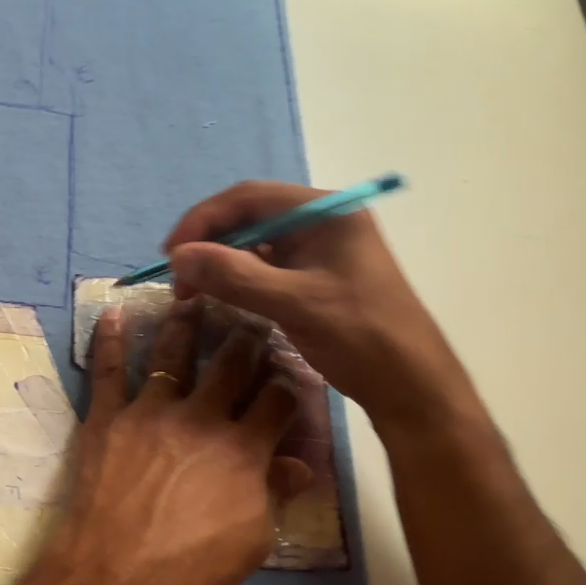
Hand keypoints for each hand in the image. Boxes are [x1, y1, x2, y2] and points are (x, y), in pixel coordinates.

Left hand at [31, 304, 303, 584]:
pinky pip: (106, 369)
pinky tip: (112, 312)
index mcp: (242, 447)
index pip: (276, 400)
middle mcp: (200, 417)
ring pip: (170, 354)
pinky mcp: (106, 417)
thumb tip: (299, 464)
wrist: (115, 575)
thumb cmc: (192, 567)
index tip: (290, 371)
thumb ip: (274, 493)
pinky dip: (108, 338)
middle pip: (230, 364)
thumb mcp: (253, 539)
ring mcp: (149, 411)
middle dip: (246, 339)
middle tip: (251, 317)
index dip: (288, 383)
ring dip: (184, 323)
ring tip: (193, 298)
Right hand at [163, 180, 478, 429]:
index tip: (172, 253)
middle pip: (250, 217)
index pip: (250, 197)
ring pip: (255, 243)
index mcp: (326, 213)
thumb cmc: (362, 337)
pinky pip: (267, 267)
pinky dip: (239, 279)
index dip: (204, 219)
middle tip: (178, 277)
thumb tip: (178, 257)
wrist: (413, 387)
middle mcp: (322, 222)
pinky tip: (221, 298)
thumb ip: (234, 276)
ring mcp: (321, 251)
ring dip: (221, 262)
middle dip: (209, 242)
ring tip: (192, 291)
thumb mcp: (294, 303)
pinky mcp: (317, 278)